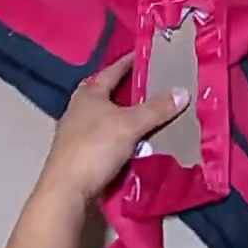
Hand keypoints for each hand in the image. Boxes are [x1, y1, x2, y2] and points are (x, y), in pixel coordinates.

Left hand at [34, 52, 189, 205]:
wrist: (64, 193)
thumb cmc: (95, 147)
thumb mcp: (130, 125)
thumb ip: (156, 109)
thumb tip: (183, 91)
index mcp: (89, 93)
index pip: (113, 70)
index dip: (130, 61)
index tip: (146, 54)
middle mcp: (78, 108)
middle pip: (106, 92)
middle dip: (126, 89)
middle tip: (149, 85)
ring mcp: (74, 132)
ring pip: (104, 116)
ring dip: (122, 114)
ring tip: (144, 113)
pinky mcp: (76, 154)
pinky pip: (102, 136)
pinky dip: (117, 134)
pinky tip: (130, 141)